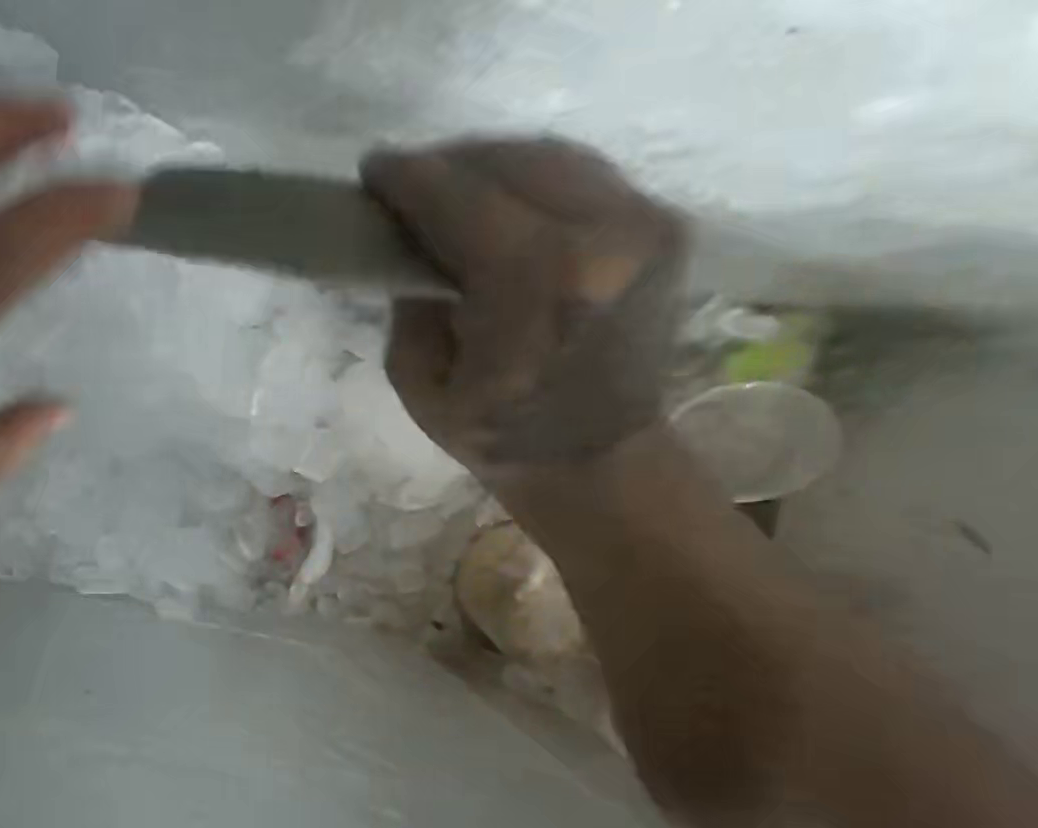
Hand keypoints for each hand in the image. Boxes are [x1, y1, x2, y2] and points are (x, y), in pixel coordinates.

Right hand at [361, 139, 686, 485]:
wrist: (596, 460)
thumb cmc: (499, 437)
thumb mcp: (423, 385)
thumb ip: (410, 307)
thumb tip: (414, 248)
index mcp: (538, 282)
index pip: (461, 199)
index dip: (409, 178)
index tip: (374, 169)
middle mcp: (605, 235)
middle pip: (510, 161)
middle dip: (450, 164)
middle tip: (410, 182)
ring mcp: (646, 225)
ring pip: (553, 157)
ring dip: (493, 165)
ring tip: (453, 188)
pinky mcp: (663, 229)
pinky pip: (585, 177)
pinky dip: (536, 181)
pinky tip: (504, 203)